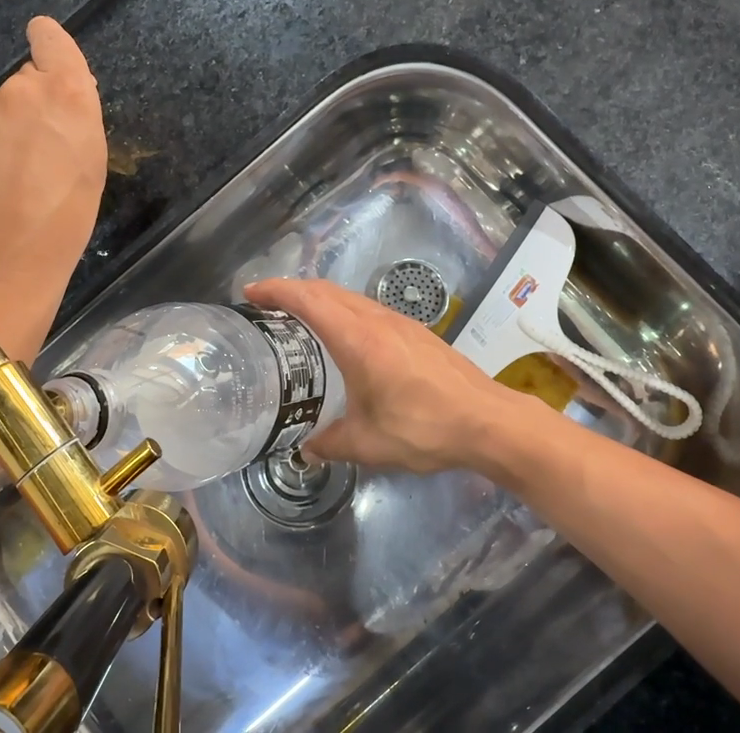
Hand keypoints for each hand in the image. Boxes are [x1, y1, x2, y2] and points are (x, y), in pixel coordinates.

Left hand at [0, 17, 105, 298]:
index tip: (43, 46)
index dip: (47, 41)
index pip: (50, 38)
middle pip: (24, 85)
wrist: (3, 255)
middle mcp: (20, 89)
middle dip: (29, 109)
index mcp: (65, 92)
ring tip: (6, 181)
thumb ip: (74, 115)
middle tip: (35, 155)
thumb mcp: (90, 160)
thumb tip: (60, 95)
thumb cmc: (64, 215)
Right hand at [243, 278, 537, 473]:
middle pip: (327, 290)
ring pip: (349, 298)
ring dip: (319, 299)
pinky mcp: (416, 333)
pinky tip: (342, 337)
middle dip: (292, 290)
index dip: (276, 291)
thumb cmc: (424, 428)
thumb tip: (305, 449)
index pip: (308, 300)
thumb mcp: (369, 443)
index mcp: (359, 339)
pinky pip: (367, 309)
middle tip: (264, 304)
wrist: (489, 422)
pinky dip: (342, 311)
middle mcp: (377, 320)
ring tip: (296, 318)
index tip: (250, 293)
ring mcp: (400, 323)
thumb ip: (331, 444)